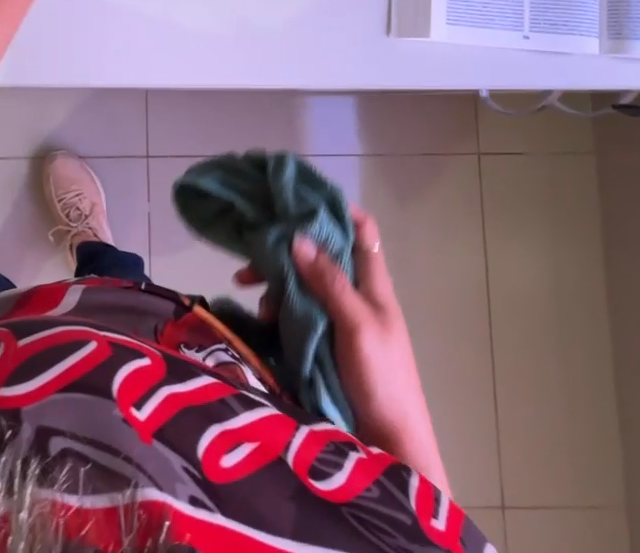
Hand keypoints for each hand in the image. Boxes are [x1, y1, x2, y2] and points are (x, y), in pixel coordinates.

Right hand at [234, 208, 451, 494]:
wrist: (388, 442)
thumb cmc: (382, 378)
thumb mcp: (357, 325)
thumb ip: (329, 282)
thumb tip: (298, 236)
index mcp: (372, 284)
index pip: (360, 230)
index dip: (336, 208)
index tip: (297, 198)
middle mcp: (355, 295)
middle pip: (321, 255)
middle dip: (287, 248)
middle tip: (251, 253)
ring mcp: (338, 320)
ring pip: (302, 283)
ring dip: (277, 281)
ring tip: (252, 292)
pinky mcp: (322, 343)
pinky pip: (295, 312)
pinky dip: (276, 308)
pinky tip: (261, 318)